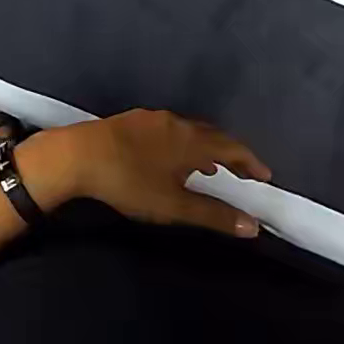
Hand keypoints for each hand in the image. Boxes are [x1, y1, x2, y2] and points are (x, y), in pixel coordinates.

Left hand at [18, 108, 271, 237]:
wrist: (78, 154)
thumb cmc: (130, 182)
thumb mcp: (173, 205)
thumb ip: (213, 215)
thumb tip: (253, 225)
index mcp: (191, 140)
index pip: (232, 147)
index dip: (250, 162)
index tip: (265, 176)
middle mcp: (175, 123)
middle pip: (211, 134)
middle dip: (230, 153)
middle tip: (243, 171)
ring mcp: (151, 118)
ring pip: (188, 130)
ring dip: (205, 147)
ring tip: (211, 168)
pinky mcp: (131, 120)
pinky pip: (169, 129)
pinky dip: (182, 142)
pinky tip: (171, 157)